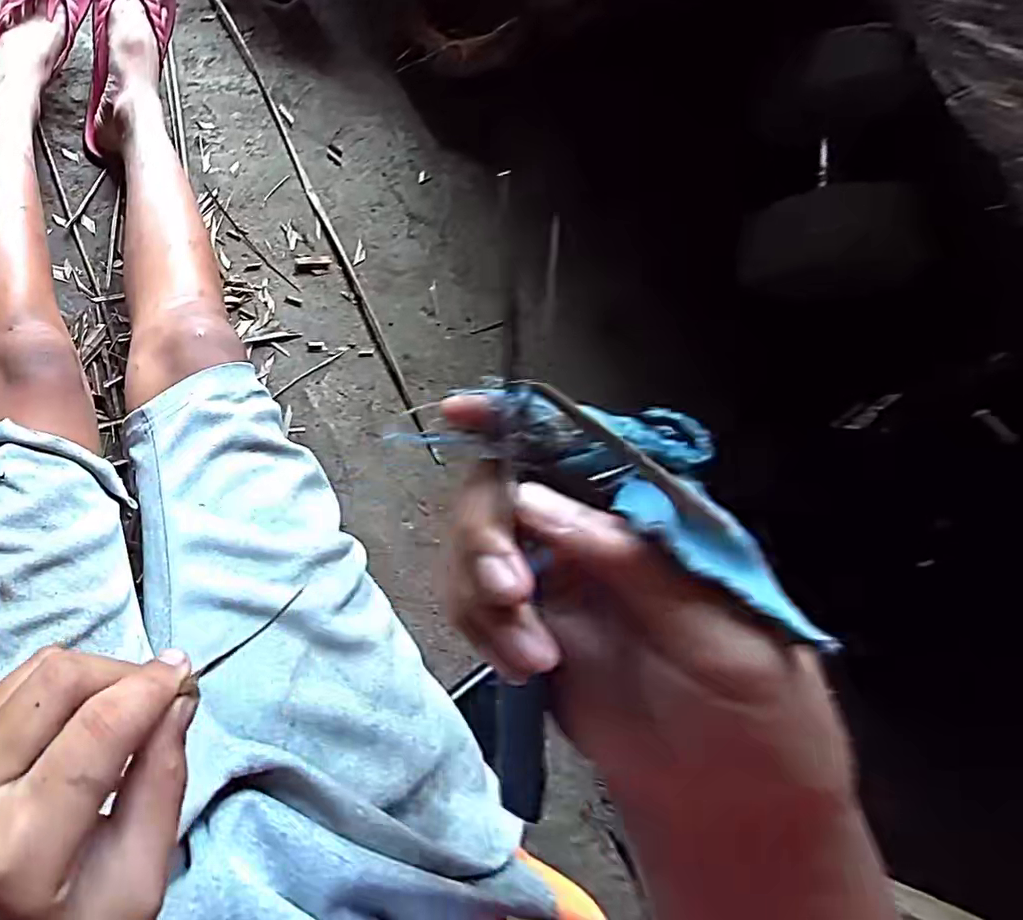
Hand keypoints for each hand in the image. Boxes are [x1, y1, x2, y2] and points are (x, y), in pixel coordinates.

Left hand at [0, 646, 196, 919]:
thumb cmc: (73, 916)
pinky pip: (21, 677)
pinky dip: (66, 681)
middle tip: (160, 692)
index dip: (143, 691)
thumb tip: (177, 697)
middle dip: (121, 673)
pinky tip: (86, 711)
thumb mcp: (137, 879)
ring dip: (96, 672)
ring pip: (40, 667)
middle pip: (60, 681)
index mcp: (21, 843)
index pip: (92, 734)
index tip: (182, 672)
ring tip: (127, 705)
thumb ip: (162, 782)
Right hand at [441, 395, 892, 919]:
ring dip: (484, 599)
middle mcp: (586, 532)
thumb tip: (534, 502)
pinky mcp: (515, 613)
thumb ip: (631, 564)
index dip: (517, 421)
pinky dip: (480, 629)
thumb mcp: (720, 640)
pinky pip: (464, 596)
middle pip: (500, 493)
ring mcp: (546, 572)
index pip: (577, 447)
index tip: (461, 412)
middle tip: (510, 592)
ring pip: (471, 547)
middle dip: (488, 539)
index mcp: (650, 520)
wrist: (718, 802)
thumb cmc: (752, 718)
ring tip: (532, 656)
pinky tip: (521, 666)